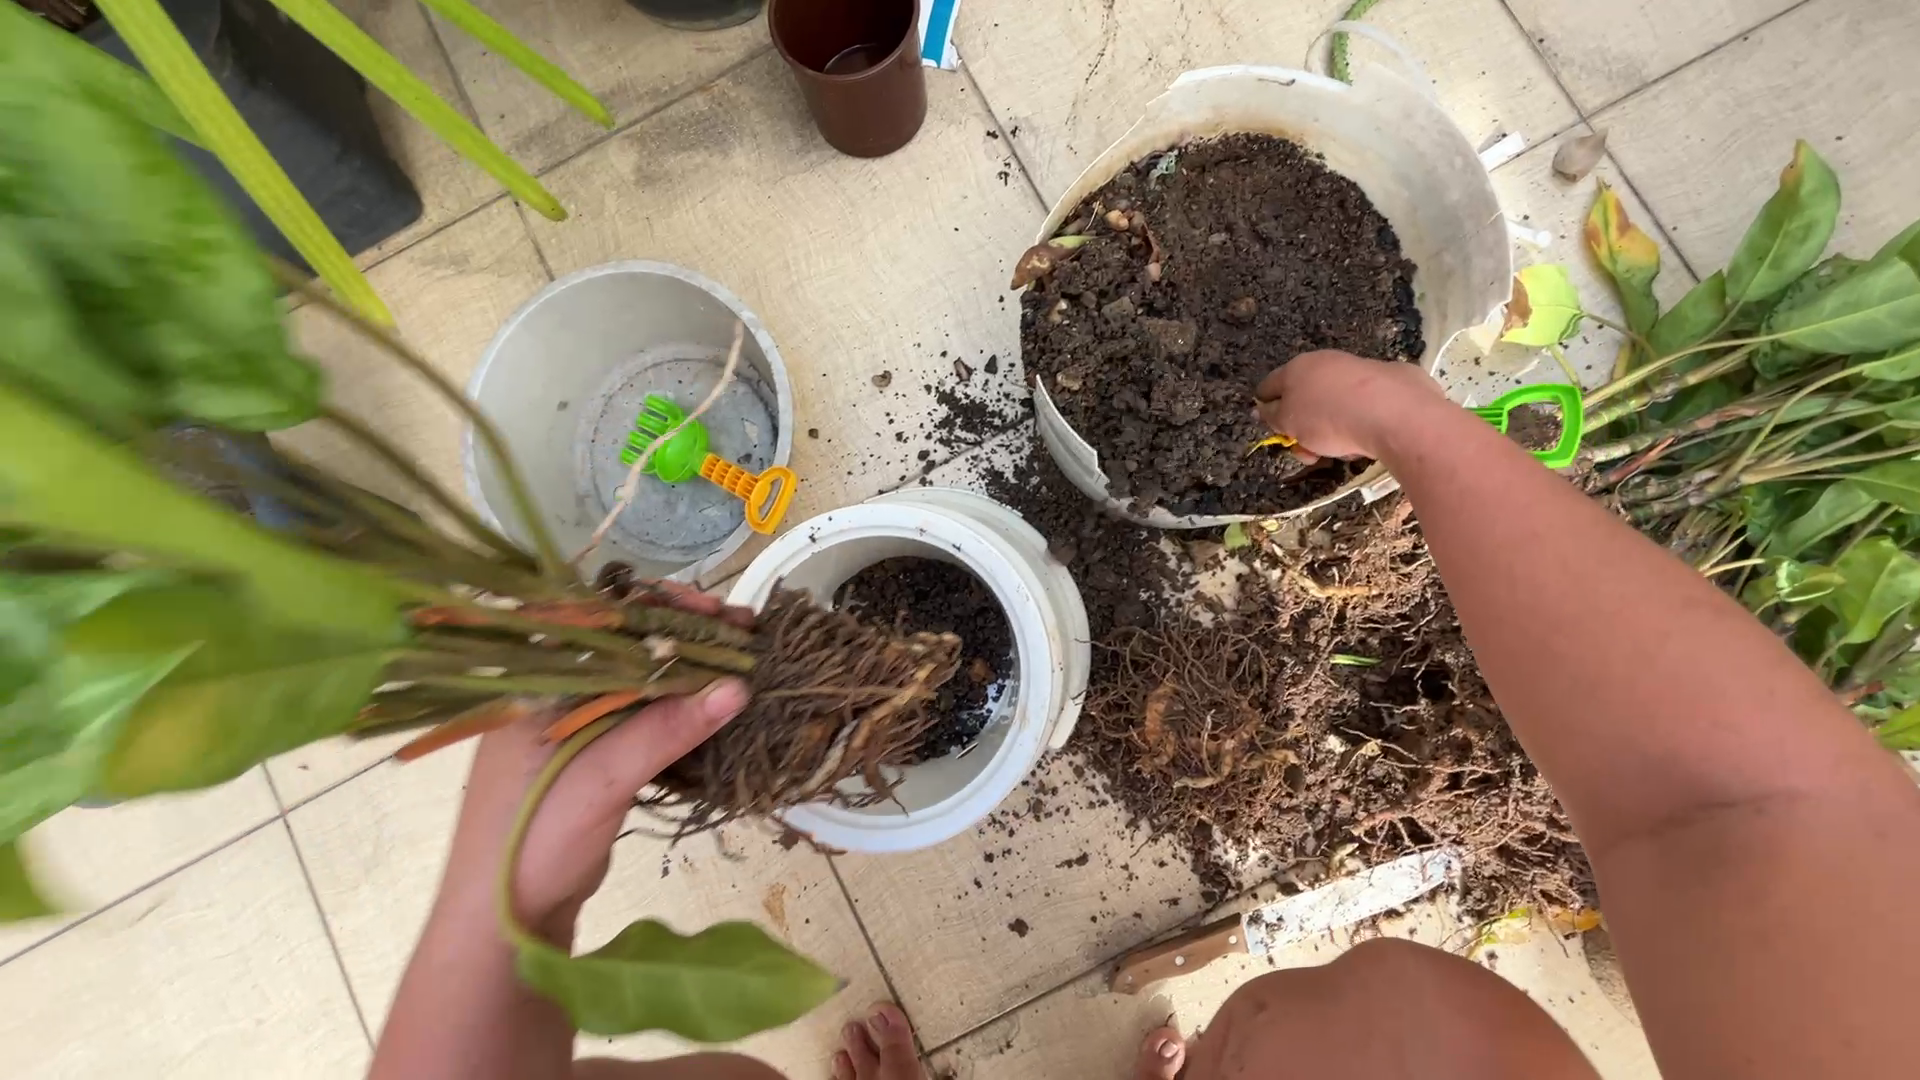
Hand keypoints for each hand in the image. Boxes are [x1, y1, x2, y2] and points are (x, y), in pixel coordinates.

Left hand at [436, 586, 752, 941]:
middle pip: (628, 646)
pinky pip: (647, 713)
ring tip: (744, 653)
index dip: (660, 609)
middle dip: (686, 634)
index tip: (713, 610)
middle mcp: (555, 695)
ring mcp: (577, 725)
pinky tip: (719, 697)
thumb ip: (664, 731)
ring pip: (643, 679)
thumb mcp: (599, 782)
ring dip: (692, 667)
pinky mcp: (599, 754)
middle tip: (743, 628)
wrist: (504, 926)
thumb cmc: (531, 845)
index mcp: (536, 687)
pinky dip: (684, 704)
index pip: (601, 624)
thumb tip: (739, 686)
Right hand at [1253, 350, 1444, 460]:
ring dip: (1328, 429)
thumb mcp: (1288, 423)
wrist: (1395, 414)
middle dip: (1301, 428)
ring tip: (1339, 451)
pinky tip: (1364, 440)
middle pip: (1303, 398)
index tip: (1271, 428)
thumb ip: (1271, 416)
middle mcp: (1327, 362)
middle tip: (1307, 453)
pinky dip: (1356, 422)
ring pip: (1332, 404)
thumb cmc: (1328, 417)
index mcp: (1297, 367)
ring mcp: (1360, 370)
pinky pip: (1361, 406)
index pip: (1268, 385)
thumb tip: (1263, 408)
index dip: (1264, 407)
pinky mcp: (1390, 383)